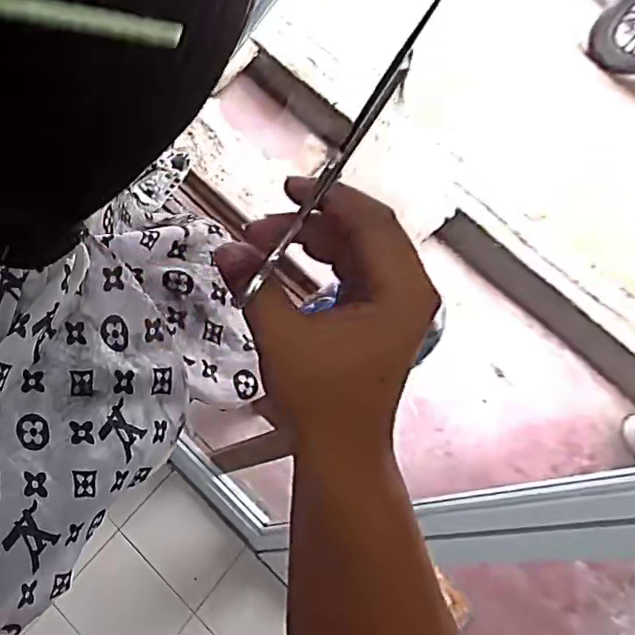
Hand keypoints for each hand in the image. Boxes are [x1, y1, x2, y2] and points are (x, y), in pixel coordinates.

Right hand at [213, 178, 438, 458]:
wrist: (338, 447)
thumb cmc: (320, 397)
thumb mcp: (281, 336)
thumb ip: (254, 286)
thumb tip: (227, 251)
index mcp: (400, 291)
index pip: (371, 223)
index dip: (330, 198)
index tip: (290, 187)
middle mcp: (406, 294)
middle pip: (362, 236)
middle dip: (308, 225)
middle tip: (258, 229)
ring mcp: (392, 308)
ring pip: (353, 255)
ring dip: (309, 245)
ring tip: (262, 246)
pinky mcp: (374, 322)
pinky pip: (348, 277)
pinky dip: (315, 267)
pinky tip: (283, 270)